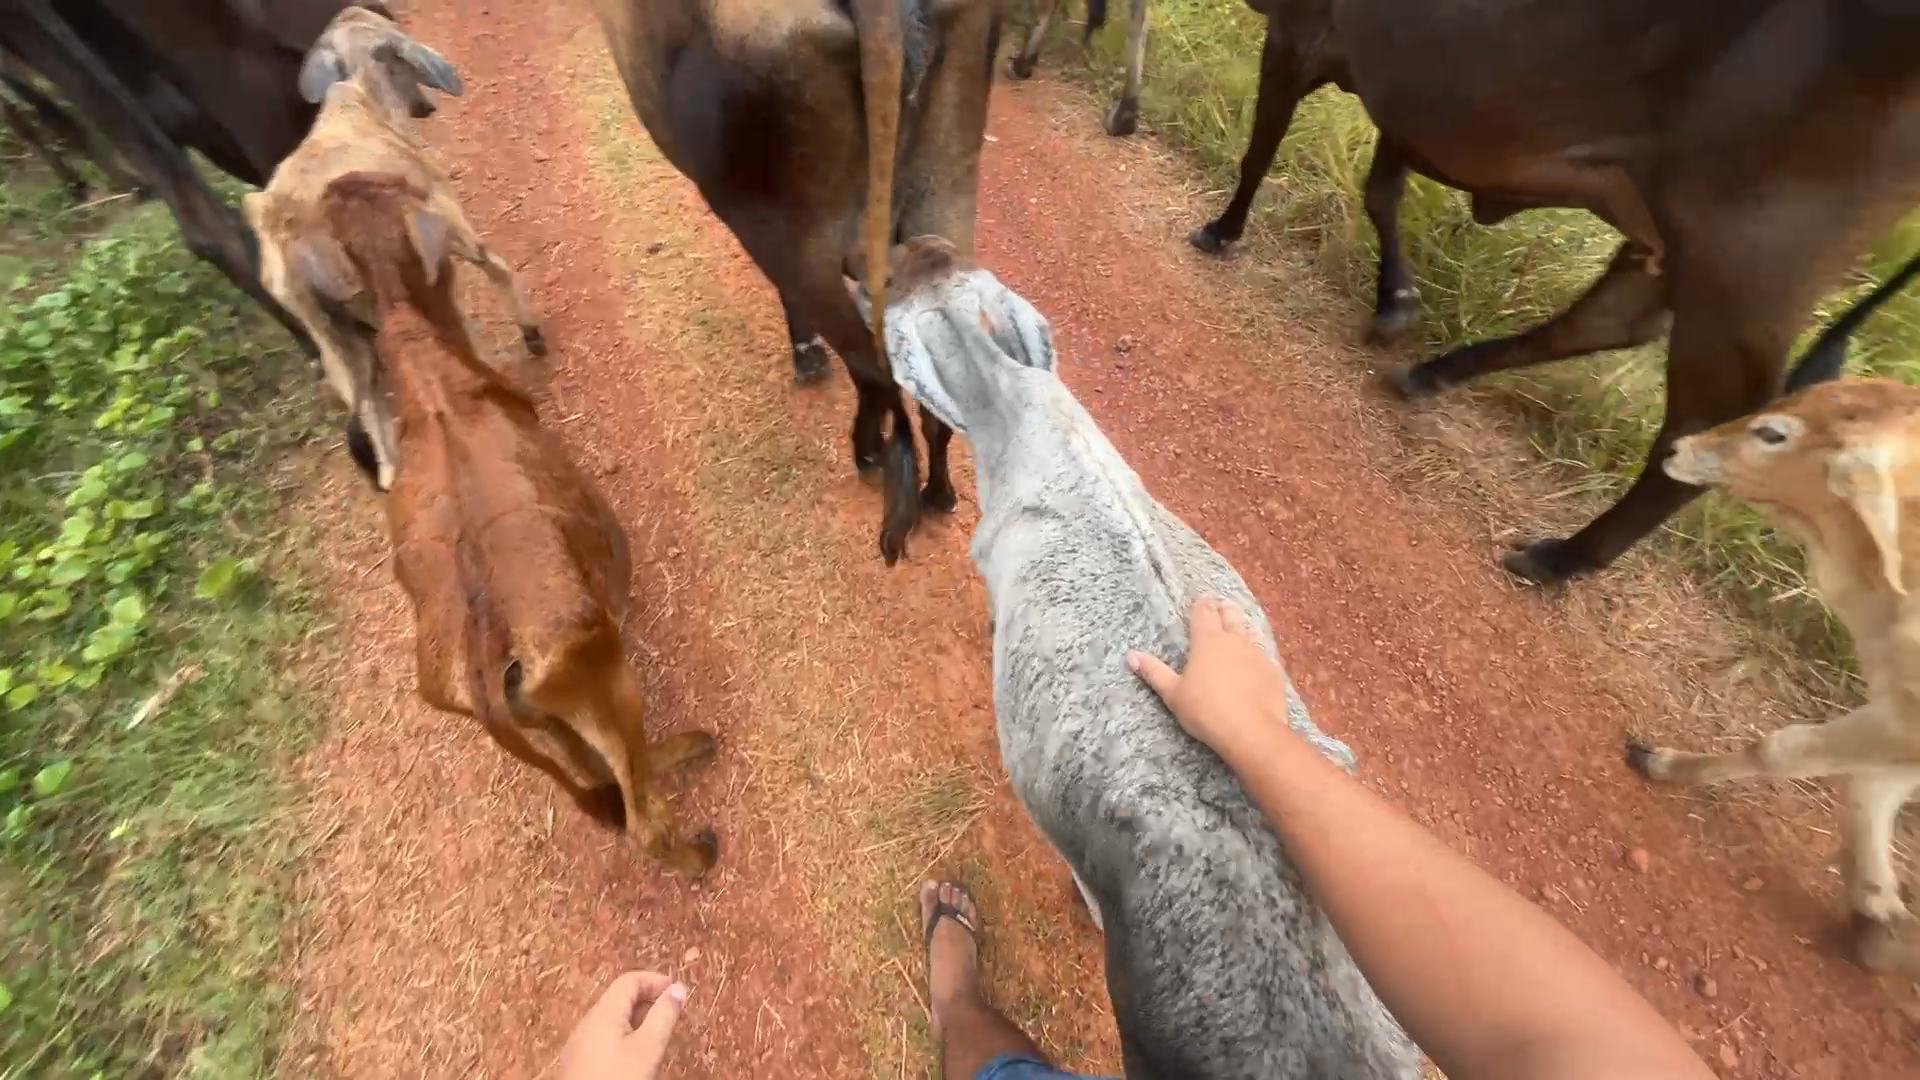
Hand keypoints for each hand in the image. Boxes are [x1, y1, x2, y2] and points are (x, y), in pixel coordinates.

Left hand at [557, 971, 687, 1079]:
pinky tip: (632, 1058)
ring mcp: (578, 1045)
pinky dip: (622, 1037)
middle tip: (669, 1016)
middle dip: (647, 1001)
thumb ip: (665, 1014)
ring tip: (655, 1038)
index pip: (630, 980)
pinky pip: (602, 1038)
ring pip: (611, 1020)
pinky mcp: (576, 1064)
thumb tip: (678, 987)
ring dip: (636, 1021)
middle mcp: (587, 1023)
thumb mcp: (649, 1047)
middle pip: (619, 998)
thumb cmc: (619, 1078)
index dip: (656, 981)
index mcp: (603, 1012)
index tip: (677, 994)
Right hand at [1128, 596, 1290, 764]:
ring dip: (1243, 628)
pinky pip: (1264, 655)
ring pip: (1250, 633)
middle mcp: (1234, 641)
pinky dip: (1258, 653)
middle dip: (1224, 609)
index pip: (1203, 613)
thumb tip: (1131, 655)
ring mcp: (1257, 655)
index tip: (1201, 598)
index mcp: (1207, 641)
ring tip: (1240, 627)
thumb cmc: (1206, 710)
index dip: (1201, 605)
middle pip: (1230, 616)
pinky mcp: (1273, 672)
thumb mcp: (1173, 693)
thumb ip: (1154, 672)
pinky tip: (1257, 660)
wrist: (1252, 732)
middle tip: (1220, 605)